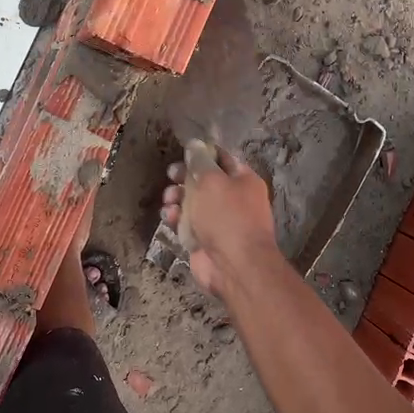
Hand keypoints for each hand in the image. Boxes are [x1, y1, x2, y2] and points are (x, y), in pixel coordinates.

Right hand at [160, 140, 276, 293]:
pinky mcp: (204, 240)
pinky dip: (176, 219)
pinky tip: (168, 218)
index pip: (222, 159)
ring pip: (192, 202)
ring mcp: (219, 221)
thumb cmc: (226, 216)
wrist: (234, 266)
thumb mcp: (212, 181)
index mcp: (244, 181)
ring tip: (169, 200)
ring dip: (176, 198)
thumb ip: (200, 161)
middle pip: (204, 181)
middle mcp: (234, 199)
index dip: (202, 153)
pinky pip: (186, 223)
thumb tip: (194, 146)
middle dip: (185, 177)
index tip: (183, 152)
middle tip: (171, 175)